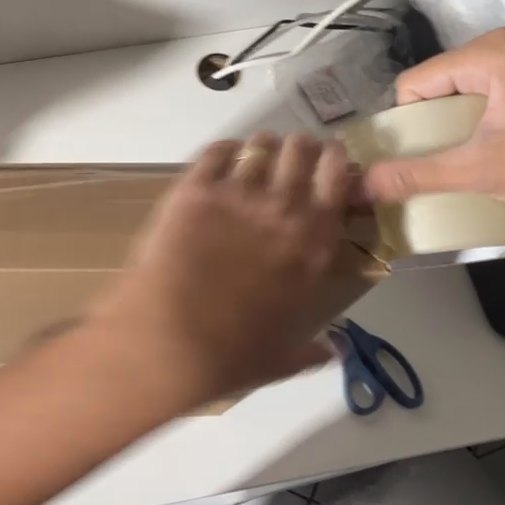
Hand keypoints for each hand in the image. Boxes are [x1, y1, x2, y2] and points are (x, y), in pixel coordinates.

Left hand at [88, 132, 354, 403]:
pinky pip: (216, 151)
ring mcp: (237, 195)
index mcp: (313, 247)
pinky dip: (222, 150)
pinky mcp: (193, 190)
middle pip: (302, 152)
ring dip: (262, 149)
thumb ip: (311, 350)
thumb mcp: (280, 358)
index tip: (328, 162)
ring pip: (260, 146)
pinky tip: (220, 159)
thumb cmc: (228, 356)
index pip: (338, 182)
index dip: (335, 164)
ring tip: (254, 157)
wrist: (166, 342)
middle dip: (299, 150)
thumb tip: (335, 351)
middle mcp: (283, 211)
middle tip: (291, 157)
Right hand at [362, 22, 504, 216]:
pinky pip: (502, 87)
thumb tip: (361, 188)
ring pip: (473, 86)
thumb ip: (415, 176)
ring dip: (465, 121)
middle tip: (451, 160)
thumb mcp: (478, 171)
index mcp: (494, 51)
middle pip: (444, 81)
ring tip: (479, 156)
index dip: (409, 124)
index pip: (416, 83)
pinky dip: (492, 114)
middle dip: (438, 122)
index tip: (421, 158)